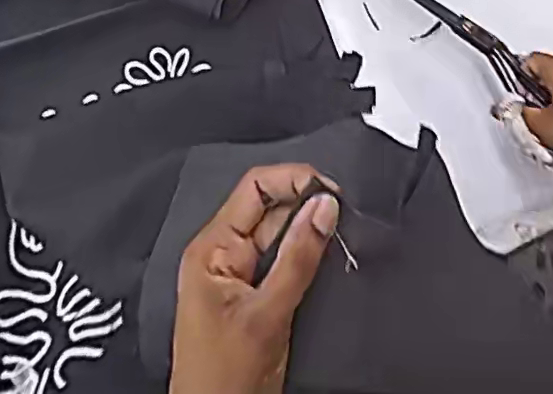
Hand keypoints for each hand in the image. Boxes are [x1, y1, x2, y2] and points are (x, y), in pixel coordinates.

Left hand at [170, 165, 339, 393]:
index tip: (329, 188)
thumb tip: (324, 206)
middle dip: (305, 202)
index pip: (254, 187)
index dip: (292, 178)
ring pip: (279, 230)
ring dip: (308, 226)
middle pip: (269, 206)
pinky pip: (282, 256)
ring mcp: (237, 272)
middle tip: (341, 210)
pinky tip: (325, 252)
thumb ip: (297, 258)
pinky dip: (305, 251)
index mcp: (212, 247)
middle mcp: (222, 251)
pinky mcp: (253, 292)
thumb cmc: (222, 382)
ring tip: (339, 228)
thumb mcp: (265, 317)